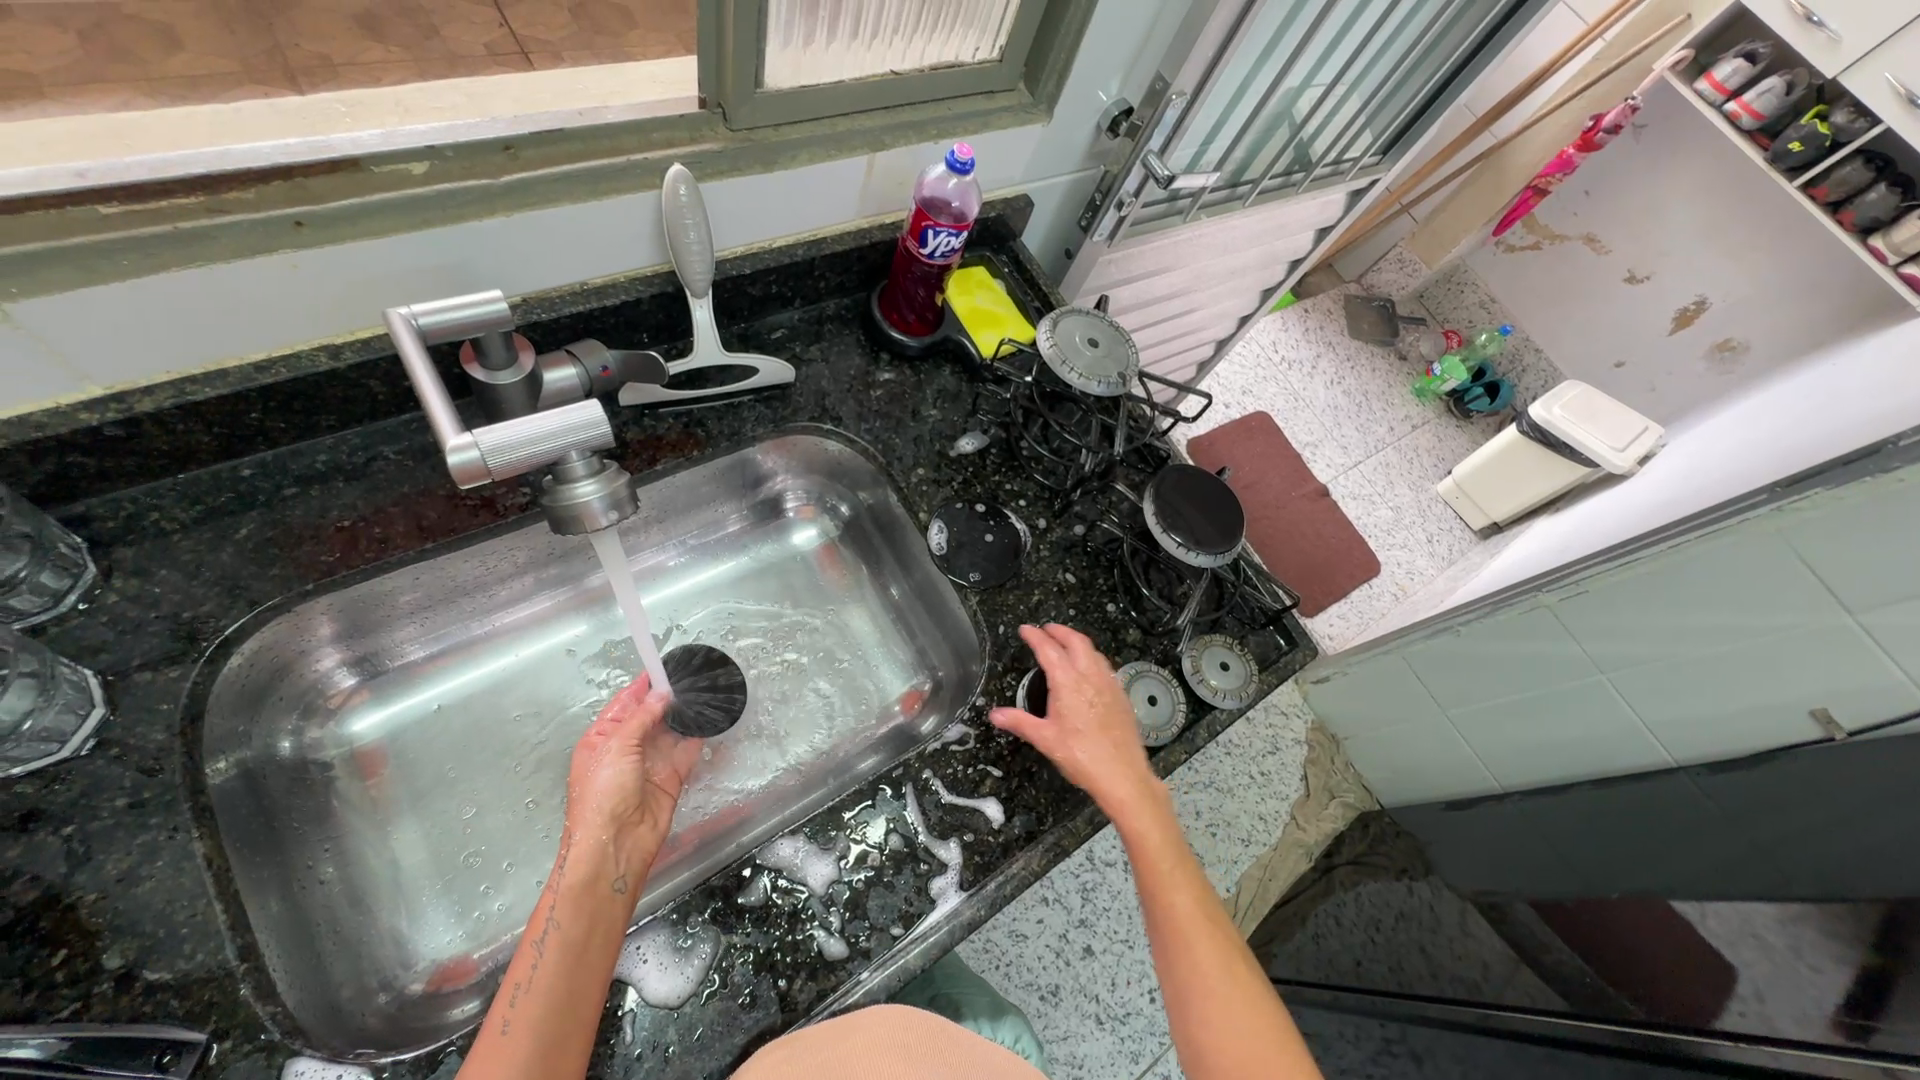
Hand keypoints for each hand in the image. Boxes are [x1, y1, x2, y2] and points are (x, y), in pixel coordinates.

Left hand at [562, 675, 703, 895]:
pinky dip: (696, 738)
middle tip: (690, 680)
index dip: (642, 687)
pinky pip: (685, 752)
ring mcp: (649, 763)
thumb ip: (642, 717)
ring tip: (702, 695)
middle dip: (666, 700)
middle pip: (649, 716)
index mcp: (602, 739)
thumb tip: (661, 694)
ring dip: (683, 717)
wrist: (616, 845)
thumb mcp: (616, 748)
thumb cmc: (602, 796)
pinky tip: (708, 722)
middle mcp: (626, 749)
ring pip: (670, 732)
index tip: (663, 669)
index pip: (624, 704)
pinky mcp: (670, 778)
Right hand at [989, 624, 1160, 819]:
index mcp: (1068, 683)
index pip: (1049, 650)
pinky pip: (1105, 666)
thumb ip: (1019, 722)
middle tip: (1046, 629)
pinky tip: (1089, 670)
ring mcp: (1109, 684)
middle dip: (1060, 631)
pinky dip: (1092, 657)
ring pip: (1094, 651)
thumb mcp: (1045, 740)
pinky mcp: (1121, 695)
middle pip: (1076, 641)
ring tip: (1066, 644)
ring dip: (1077, 642)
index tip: (1026, 629)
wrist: (1123, 775)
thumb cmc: (1081, 757)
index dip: (1035, 636)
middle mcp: (1091, 677)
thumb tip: (994, 714)